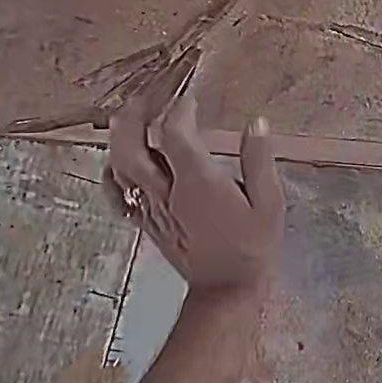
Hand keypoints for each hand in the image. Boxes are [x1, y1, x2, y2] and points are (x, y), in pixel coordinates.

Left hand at [106, 61, 284, 298]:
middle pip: (131, 142)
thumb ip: (259, 160)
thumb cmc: (252, 246)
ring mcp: (149, 207)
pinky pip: (116, 191)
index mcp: (196, 183)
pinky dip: (112, 169)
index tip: (191, 95)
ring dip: (123, 133)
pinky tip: (120, 159)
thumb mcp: (269, 203)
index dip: (179, 107)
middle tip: (153, 92)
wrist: (226, 290)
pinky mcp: (144, 221)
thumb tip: (257, 122)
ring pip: (118, 163)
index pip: (174, 132)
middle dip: (137, 110)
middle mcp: (166, 191)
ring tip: (137, 113)